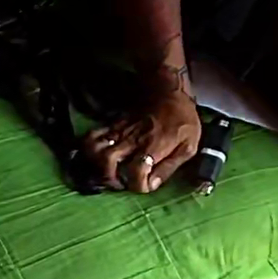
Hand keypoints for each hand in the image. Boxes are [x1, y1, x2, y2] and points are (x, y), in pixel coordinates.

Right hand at [84, 70, 200, 192]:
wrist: (168, 91)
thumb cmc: (182, 119)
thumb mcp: (188, 146)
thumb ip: (169, 167)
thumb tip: (153, 185)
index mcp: (153, 147)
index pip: (137, 172)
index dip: (138, 186)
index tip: (144, 186)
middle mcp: (132, 140)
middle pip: (108, 161)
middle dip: (110, 178)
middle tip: (119, 183)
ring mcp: (119, 132)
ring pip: (95, 148)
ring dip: (96, 164)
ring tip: (107, 171)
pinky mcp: (112, 125)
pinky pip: (92, 136)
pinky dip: (89, 148)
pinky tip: (97, 156)